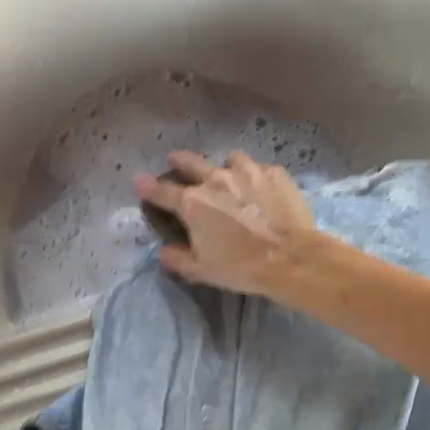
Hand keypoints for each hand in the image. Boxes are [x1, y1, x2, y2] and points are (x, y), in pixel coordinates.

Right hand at [135, 150, 319, 297]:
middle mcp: (216, 179)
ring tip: (228, 177)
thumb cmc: (240, 267)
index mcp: (193, 203)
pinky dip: (254, 176)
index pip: (162, 191)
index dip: (148, 187)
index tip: (139, 181)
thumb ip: (177, 259)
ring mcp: (248, 171)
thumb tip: (163, 251)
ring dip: (224, 167)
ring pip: (229, 160)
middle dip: (179, 161)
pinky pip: (259, 168)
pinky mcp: (275, 173)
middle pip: (191, 162)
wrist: (290, 258)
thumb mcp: (201, 270)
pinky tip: (260, 190)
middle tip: (175, 161)